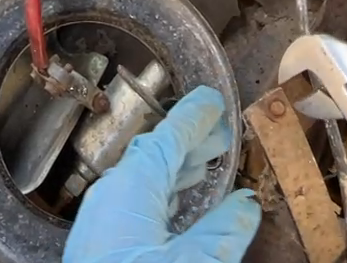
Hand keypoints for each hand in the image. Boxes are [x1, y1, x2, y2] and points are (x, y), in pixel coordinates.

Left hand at [63, 85, 261, 262]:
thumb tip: (245, 204)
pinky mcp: (101, 246)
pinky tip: (181, 207)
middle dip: (190, 142)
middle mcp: (111, 196)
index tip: (213, 100)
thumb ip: (220, 233)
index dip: (194, 116)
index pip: (168, 137)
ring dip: (178, 170)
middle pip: (156, 154)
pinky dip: (164, 196)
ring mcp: (103, 221)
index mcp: (130, 187)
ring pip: (146, 181)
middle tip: (221, 133)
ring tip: (208, 165)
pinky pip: (137, 205)